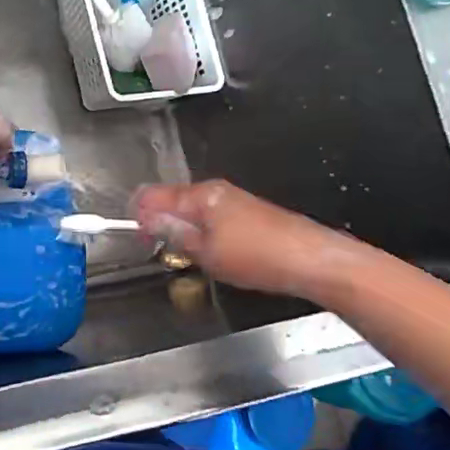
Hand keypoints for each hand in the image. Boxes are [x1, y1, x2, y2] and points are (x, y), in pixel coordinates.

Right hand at [131, 180, 355, 296]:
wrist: (313, 260)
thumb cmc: (256, 257)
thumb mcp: (205, 252)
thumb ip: (173, 233)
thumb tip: (147, 220)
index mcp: (199, 195)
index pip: (152, 195)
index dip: (137, 214)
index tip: (137, 237)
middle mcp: (214, 190)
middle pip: (171, 199)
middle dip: (159, 221)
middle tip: (159, 250)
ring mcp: (232, 199)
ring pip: (191, 208)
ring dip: (181, 227)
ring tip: (186, 255)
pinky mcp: (247, 211)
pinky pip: (210, 215)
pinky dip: (201, 230)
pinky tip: (212, 252)